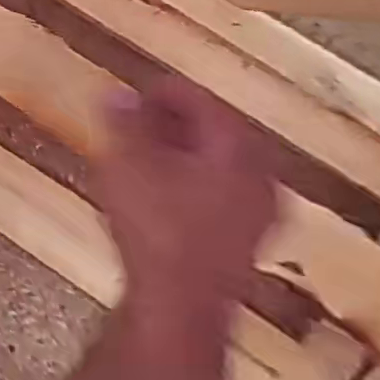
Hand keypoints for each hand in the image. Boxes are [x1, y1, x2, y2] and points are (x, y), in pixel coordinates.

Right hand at [96, 79, 277, 308]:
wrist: (178, 295)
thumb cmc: (154, 221)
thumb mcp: (127, 163)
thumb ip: (125, 124)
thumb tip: (118, 92)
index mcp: (238, 156)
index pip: (210, 108)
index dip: (173, 92)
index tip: (143, 84)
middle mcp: (260, 181)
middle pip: (223, 135)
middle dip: (182, 120)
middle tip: (144, 110)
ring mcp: (258, 213)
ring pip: (222, 164)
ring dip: (186, 148)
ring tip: (147, 142)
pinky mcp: (242, 237)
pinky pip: (220, 189)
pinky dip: (191, 173)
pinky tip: (163, 181)